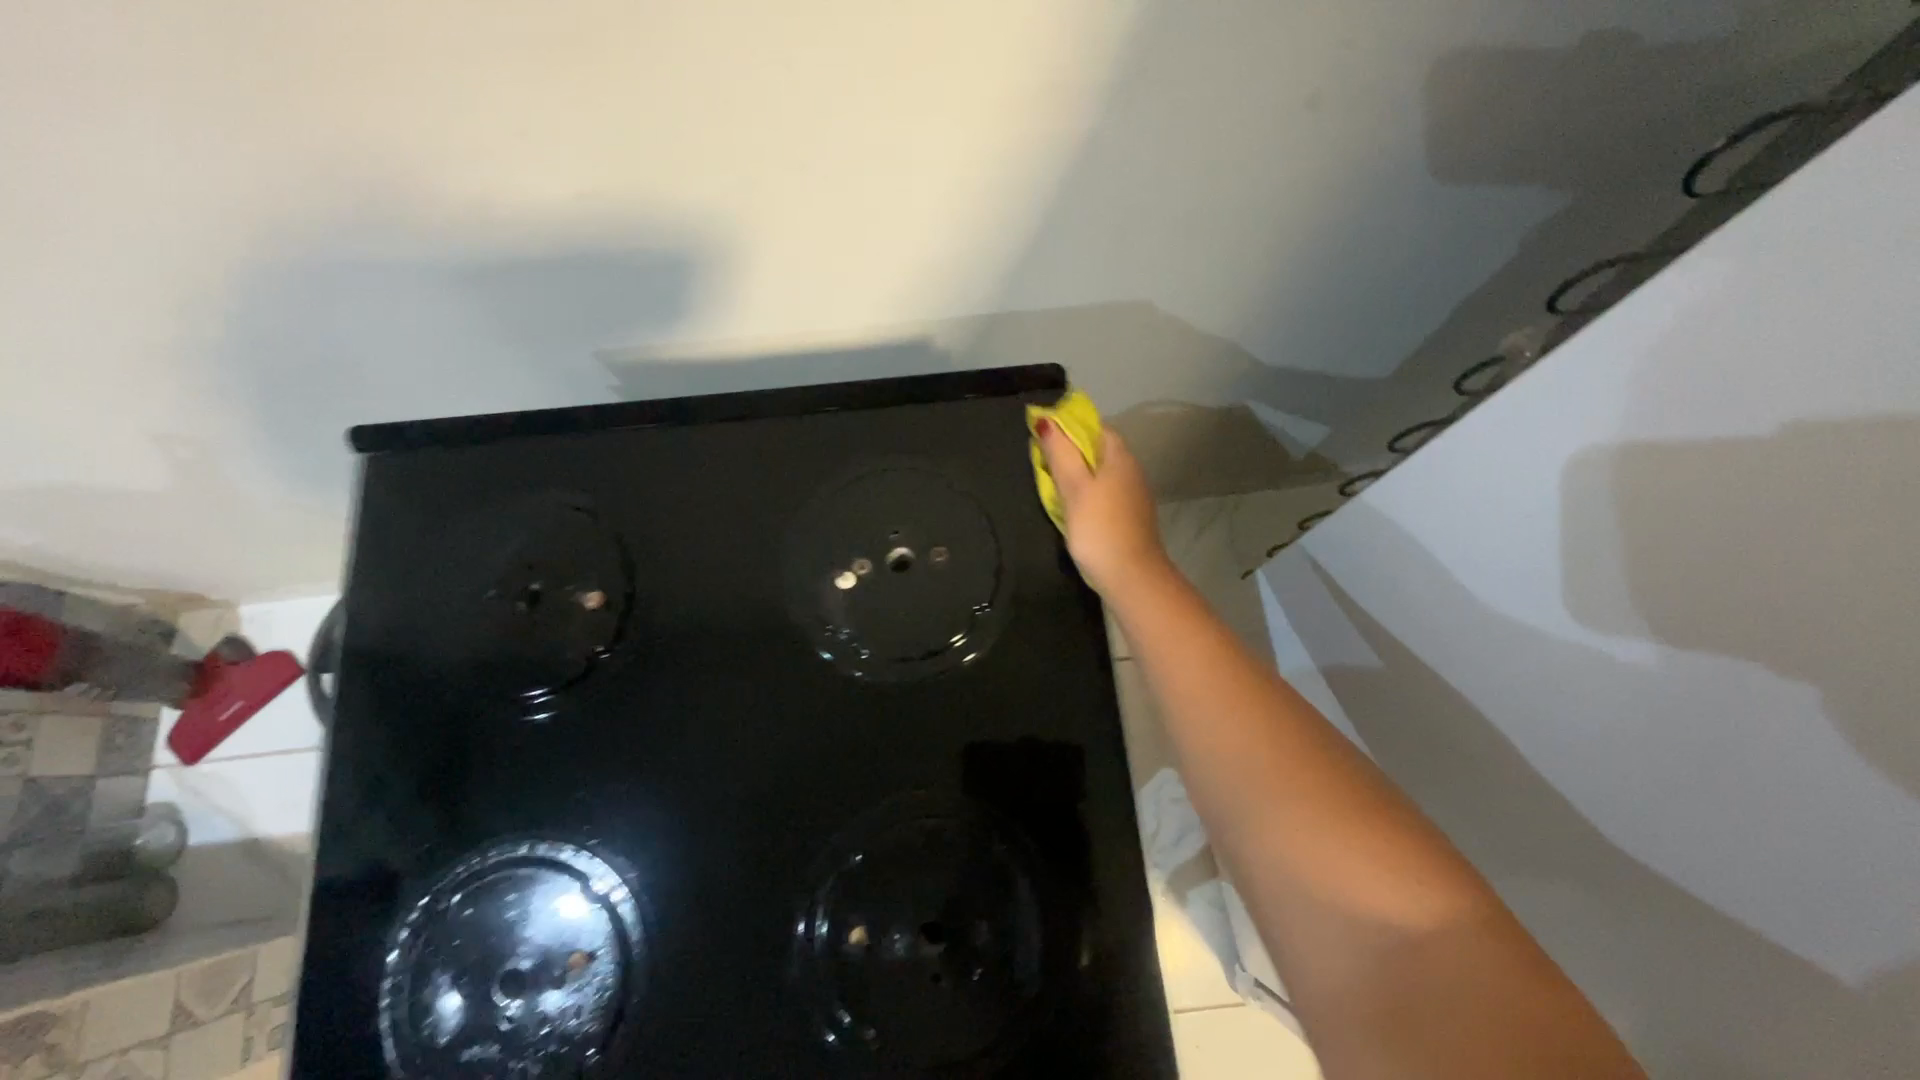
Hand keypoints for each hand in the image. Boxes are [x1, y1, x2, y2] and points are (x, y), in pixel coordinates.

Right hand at [1034, 420, 1170, 597]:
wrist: (1132, 577)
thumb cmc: (1099, 528)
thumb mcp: (1074, 488)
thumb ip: (1060, 454)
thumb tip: (1047, 420)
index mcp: (1119, 457)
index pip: (1095, 427)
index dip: (1069, 428)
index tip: (1044, 439)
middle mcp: (1131, 471)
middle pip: (1098, 451)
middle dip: (1071, 454)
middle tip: (1042, 466)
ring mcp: (1134, 496)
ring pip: (1101, 475)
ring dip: (1078, 477)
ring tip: (1053, 489)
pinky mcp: (1131, 518)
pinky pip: (1106, 496)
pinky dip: (1088, 496)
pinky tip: (1073, 511)